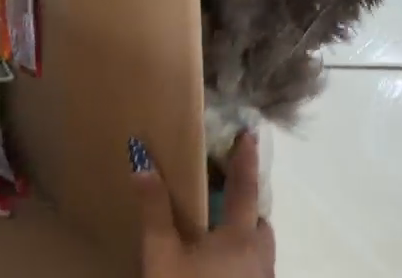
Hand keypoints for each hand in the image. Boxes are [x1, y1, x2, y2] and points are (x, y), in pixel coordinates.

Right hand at [136, 133, 274, 277]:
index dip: (246, 163)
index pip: (245, 192)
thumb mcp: (161, 250)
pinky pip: (252, 268)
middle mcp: (260, 261)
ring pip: (258, 251)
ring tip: (213, 225)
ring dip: (242, 232)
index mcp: (239, 240)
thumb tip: (142, 156)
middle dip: (244, 205)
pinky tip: (213, 263)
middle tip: (221, 189)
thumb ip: (154, 205)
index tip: (252, 136)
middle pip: (259, 225)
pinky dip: (238, 255)